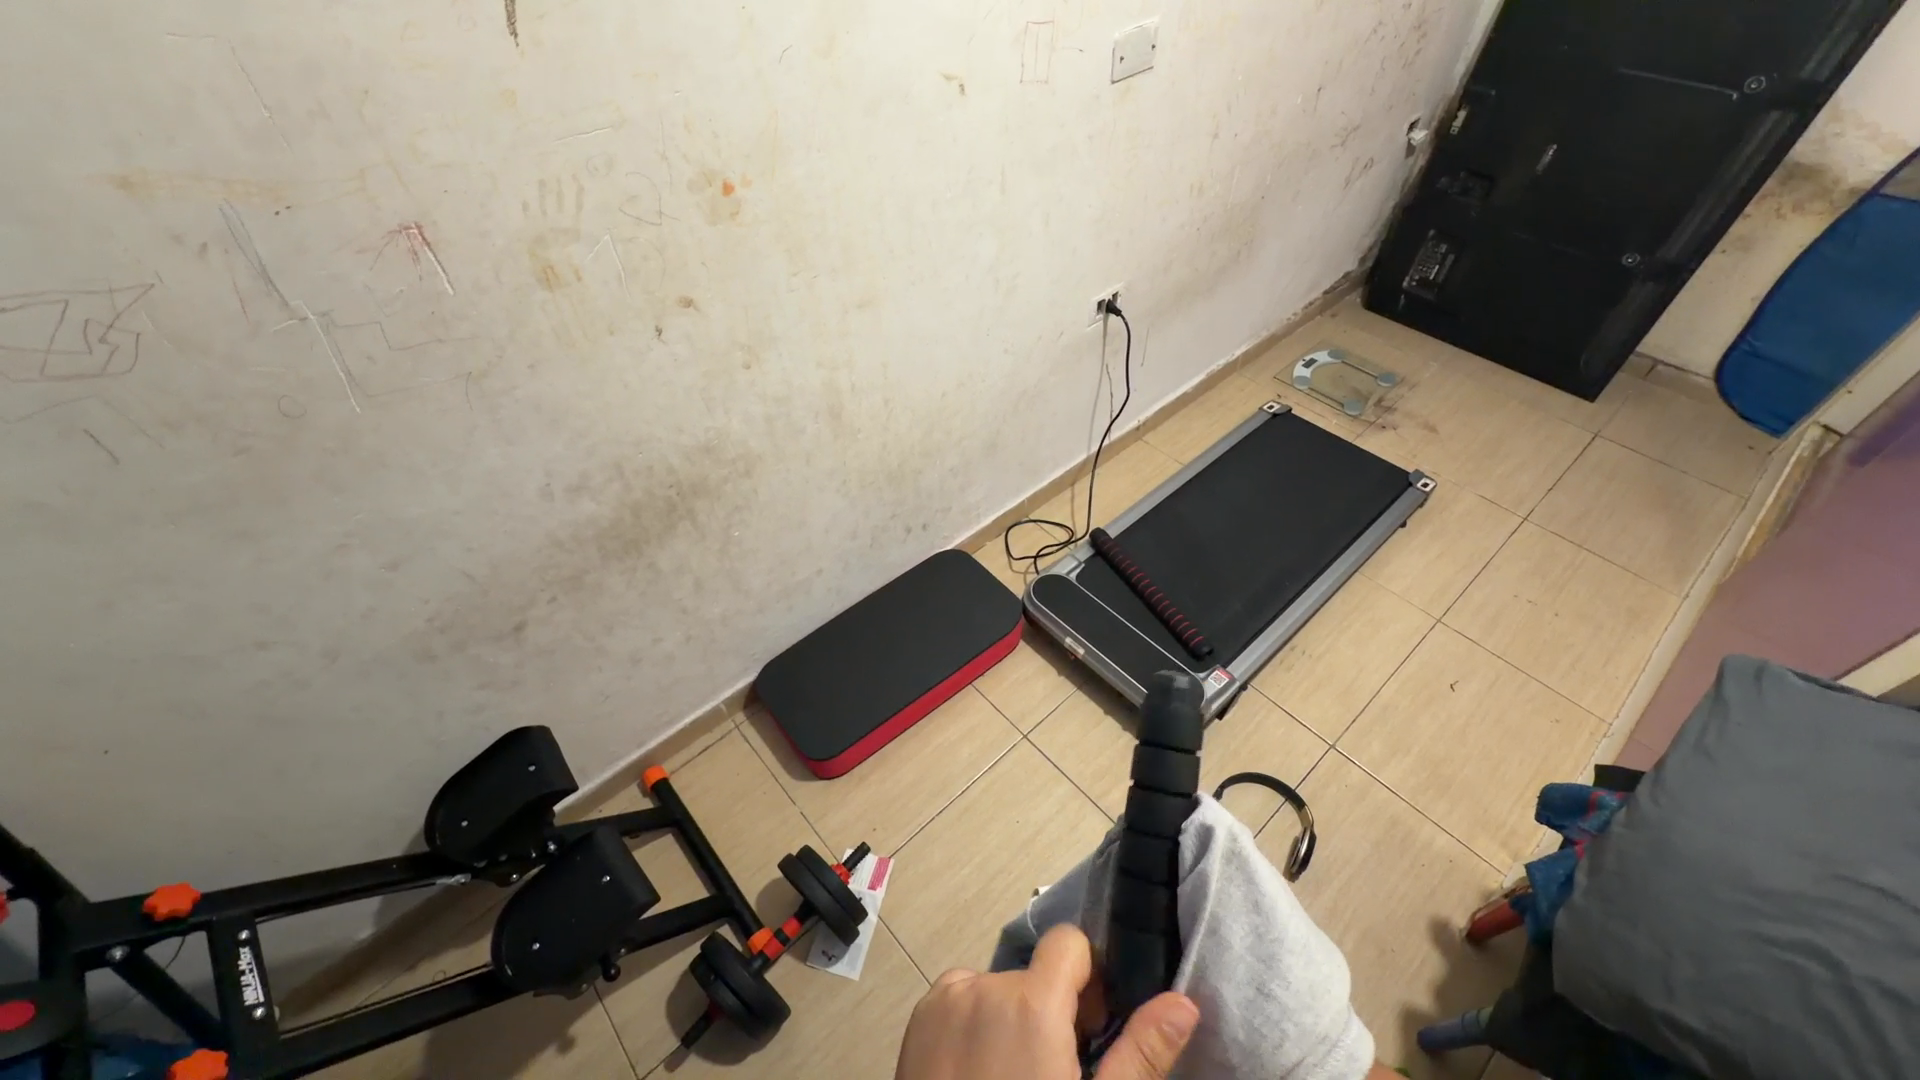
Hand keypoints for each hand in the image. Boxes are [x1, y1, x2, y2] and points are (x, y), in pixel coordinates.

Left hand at [894, 924, 1199, 1079]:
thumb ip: (1140, 1053)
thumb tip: (1184, 1002)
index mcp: (1030, 1001)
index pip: (1068, 941)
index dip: (1087, 979)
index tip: (1089, 1030)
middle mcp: (982, 986)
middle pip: (1032, 975)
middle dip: (1049, 1010)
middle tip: (1054, 1071)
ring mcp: (942, 1002)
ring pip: (995, 991)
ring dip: (1009, 1018)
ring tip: (1012, 1079)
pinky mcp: (915, 1023)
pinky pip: (958, 1003)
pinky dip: (972, 1026)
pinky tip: (977, 1077)